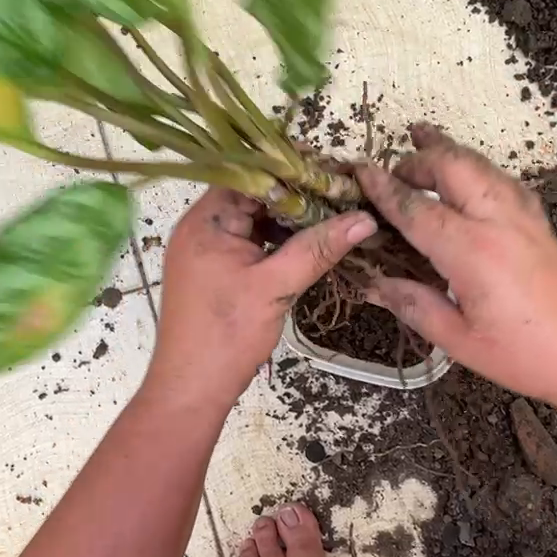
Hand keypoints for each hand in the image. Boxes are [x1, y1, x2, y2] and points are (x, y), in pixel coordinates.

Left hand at [144, 187, 377, 411]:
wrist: (193, 387)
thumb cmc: (227, 334)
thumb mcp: (276, 286)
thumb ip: (318, 248)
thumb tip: (364, 219)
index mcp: (206, 221)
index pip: (249, 175)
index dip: (289, 169)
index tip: (331, 169)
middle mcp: (201, 227)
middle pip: (252, 195)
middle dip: (295, 193)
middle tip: (340, 191)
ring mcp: (207, 250)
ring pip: (253, 219)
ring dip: (288, 218)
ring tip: (332, 212)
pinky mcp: (216, 270)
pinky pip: (250, 241)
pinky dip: (277, 239)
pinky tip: (308, 241)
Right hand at [356, 124, 556, 411]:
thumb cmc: (526, 358)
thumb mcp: (460, 341)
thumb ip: (416, 306)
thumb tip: (375, 285)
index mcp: (472, 252)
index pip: (417, 209)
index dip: (385, 188)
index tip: (361, 169)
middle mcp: (500, 224)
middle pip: (455, 167)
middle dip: (420, 158)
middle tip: (395, 166)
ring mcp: (527, 221)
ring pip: (485, 166)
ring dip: (452, 152)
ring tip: (427, 139)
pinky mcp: (545, 228)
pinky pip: (508, 183)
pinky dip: (482, 169)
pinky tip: (476, 175)